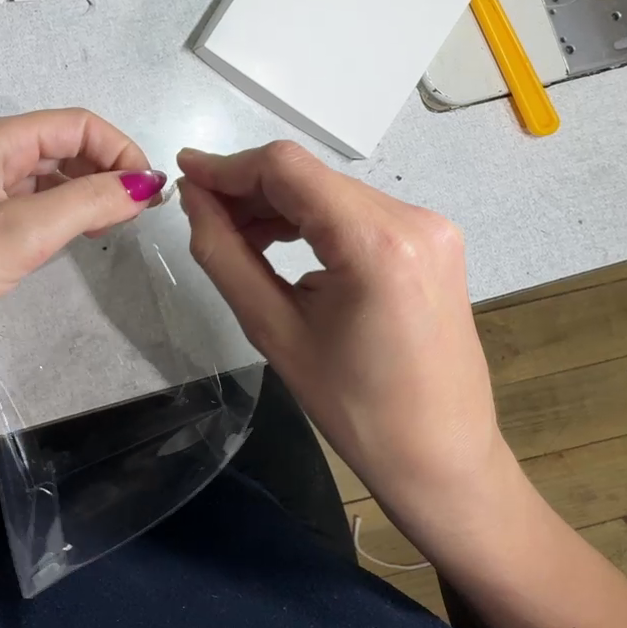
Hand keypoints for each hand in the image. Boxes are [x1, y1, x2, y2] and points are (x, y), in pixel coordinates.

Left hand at [0, 109, 165, 360]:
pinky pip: (31, 203)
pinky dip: (61, 214)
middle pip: (65, 146)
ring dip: (86, 193)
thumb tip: (145, 183)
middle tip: (136, 216)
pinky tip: (76, 237)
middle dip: (107, 171)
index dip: (120, 150)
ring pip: (49, 176)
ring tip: (112, 227)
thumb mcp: (21, 232)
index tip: (148, 193)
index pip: (78, 124)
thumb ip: (87, 203)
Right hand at [176, 143, 505, 510]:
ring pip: (326, 188)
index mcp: (377, 243)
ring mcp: (428, 226)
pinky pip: (351, 208)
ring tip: (234, 238)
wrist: (444, 462)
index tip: (183, 175)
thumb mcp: (273, 330)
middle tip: (201, 218)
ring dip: (274, 203)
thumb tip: (192, 195)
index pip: (286, 169)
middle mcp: (412, 218)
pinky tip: (278, 243)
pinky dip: (307, 217)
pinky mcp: (429, 239)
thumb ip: (223, 253)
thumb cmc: (355, 411)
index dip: (227, 166)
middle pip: (306, 175)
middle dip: (246, 189)